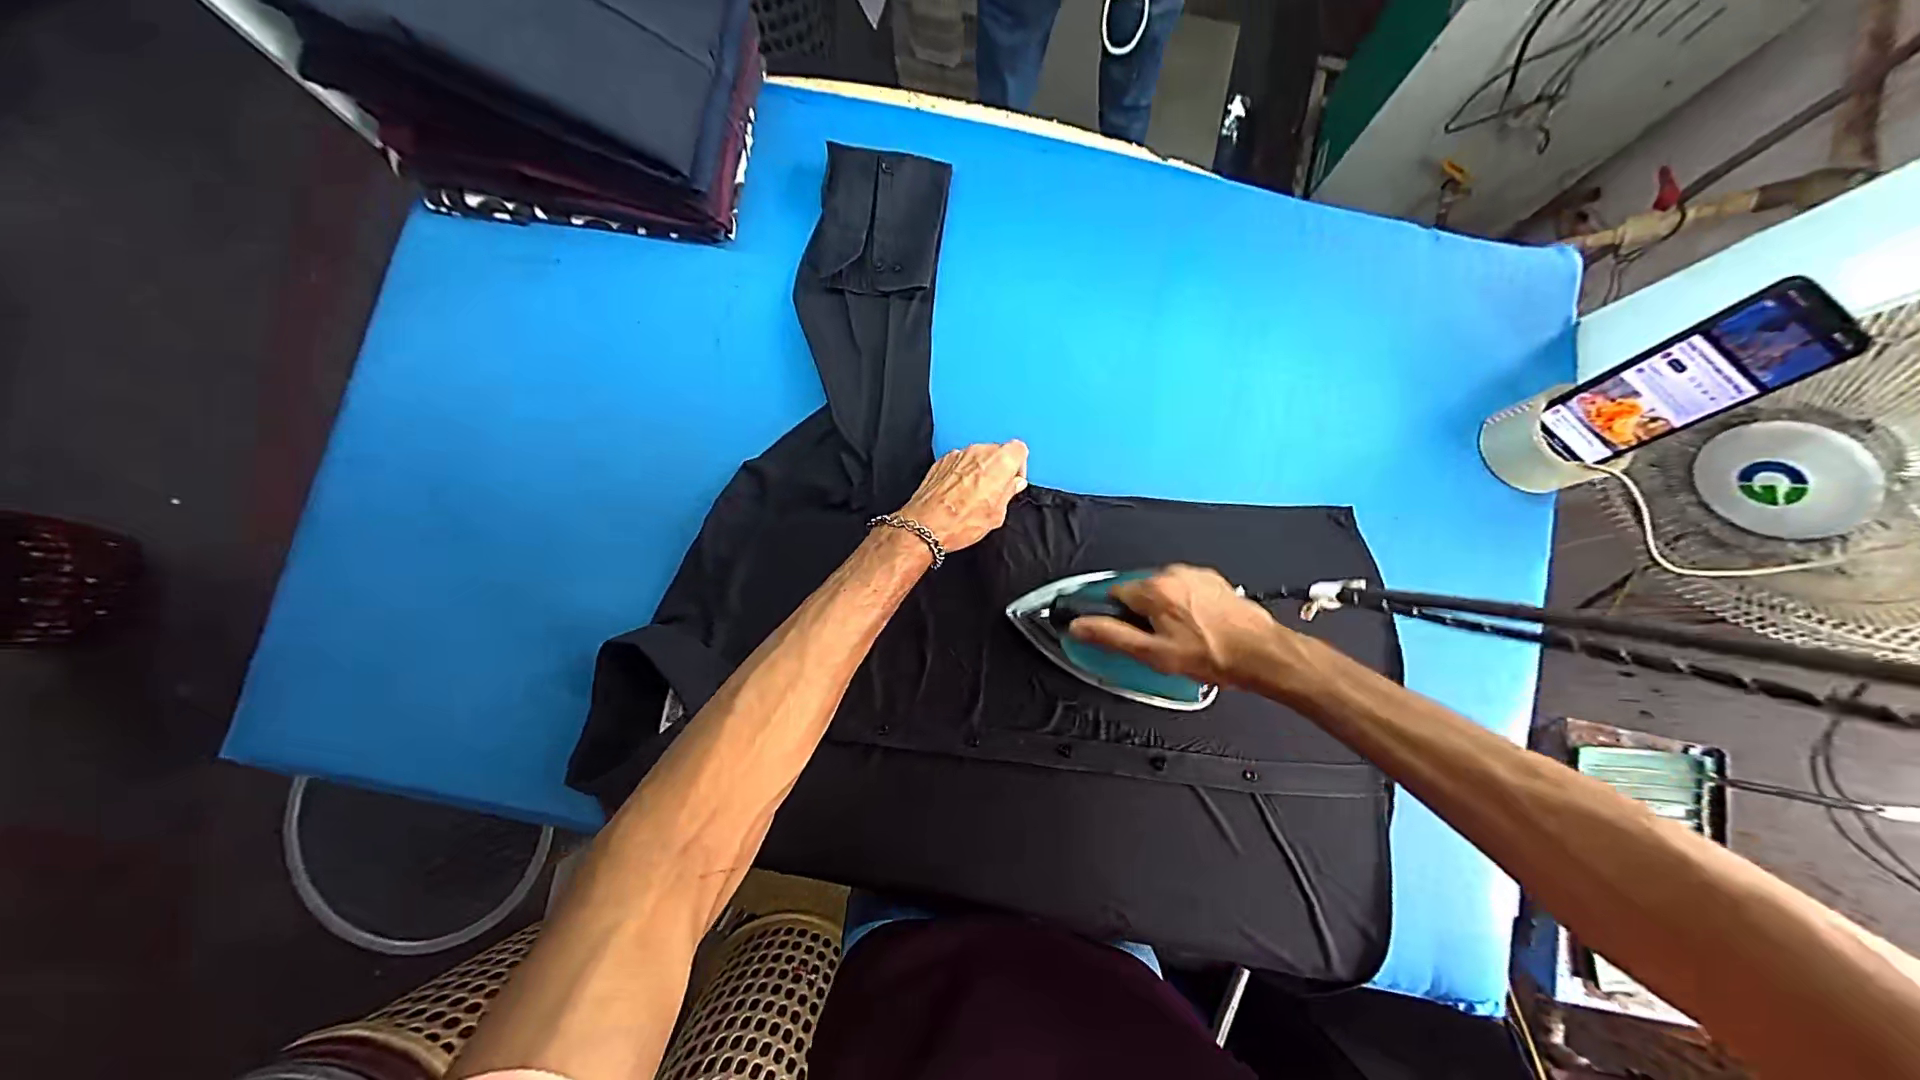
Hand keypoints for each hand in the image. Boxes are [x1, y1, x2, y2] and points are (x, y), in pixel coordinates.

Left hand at [895, 440, 1029, 552]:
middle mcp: (979, 452)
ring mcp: (959, 454)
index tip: (1013, 481)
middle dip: (999, 468)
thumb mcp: (996, 515)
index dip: (1019, 466)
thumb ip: (1009, 493)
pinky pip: (961, 461)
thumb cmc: (959, 522)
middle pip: (998, 451)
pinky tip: (958, 493)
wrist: (925, 526)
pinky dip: (963, 472)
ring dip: (980, 470)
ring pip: (978, 456)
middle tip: (995, 492)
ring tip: (974, 495)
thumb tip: (1014, 485)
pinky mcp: (942, 460)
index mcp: (999, 462)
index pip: (1019, 449)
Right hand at [1067, 564, 1292, 688]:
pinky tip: (1196, 628)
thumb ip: (1111, 635)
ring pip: (1162, 590)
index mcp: (1154, 589)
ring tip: (1181, 638)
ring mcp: (1195, 576)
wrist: (1261, 654)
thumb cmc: (1214, 656)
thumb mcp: (1153, 654)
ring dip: (1163, 610)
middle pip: (1138, 591)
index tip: (1121, 630)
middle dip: (1141, 614)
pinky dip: (1184, 606)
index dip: (1114, 615)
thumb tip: (1080, 625)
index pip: (1113, 593)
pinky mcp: (1212, 581)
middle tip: (1157, 641)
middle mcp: (1174, 574)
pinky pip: (1184, 590)